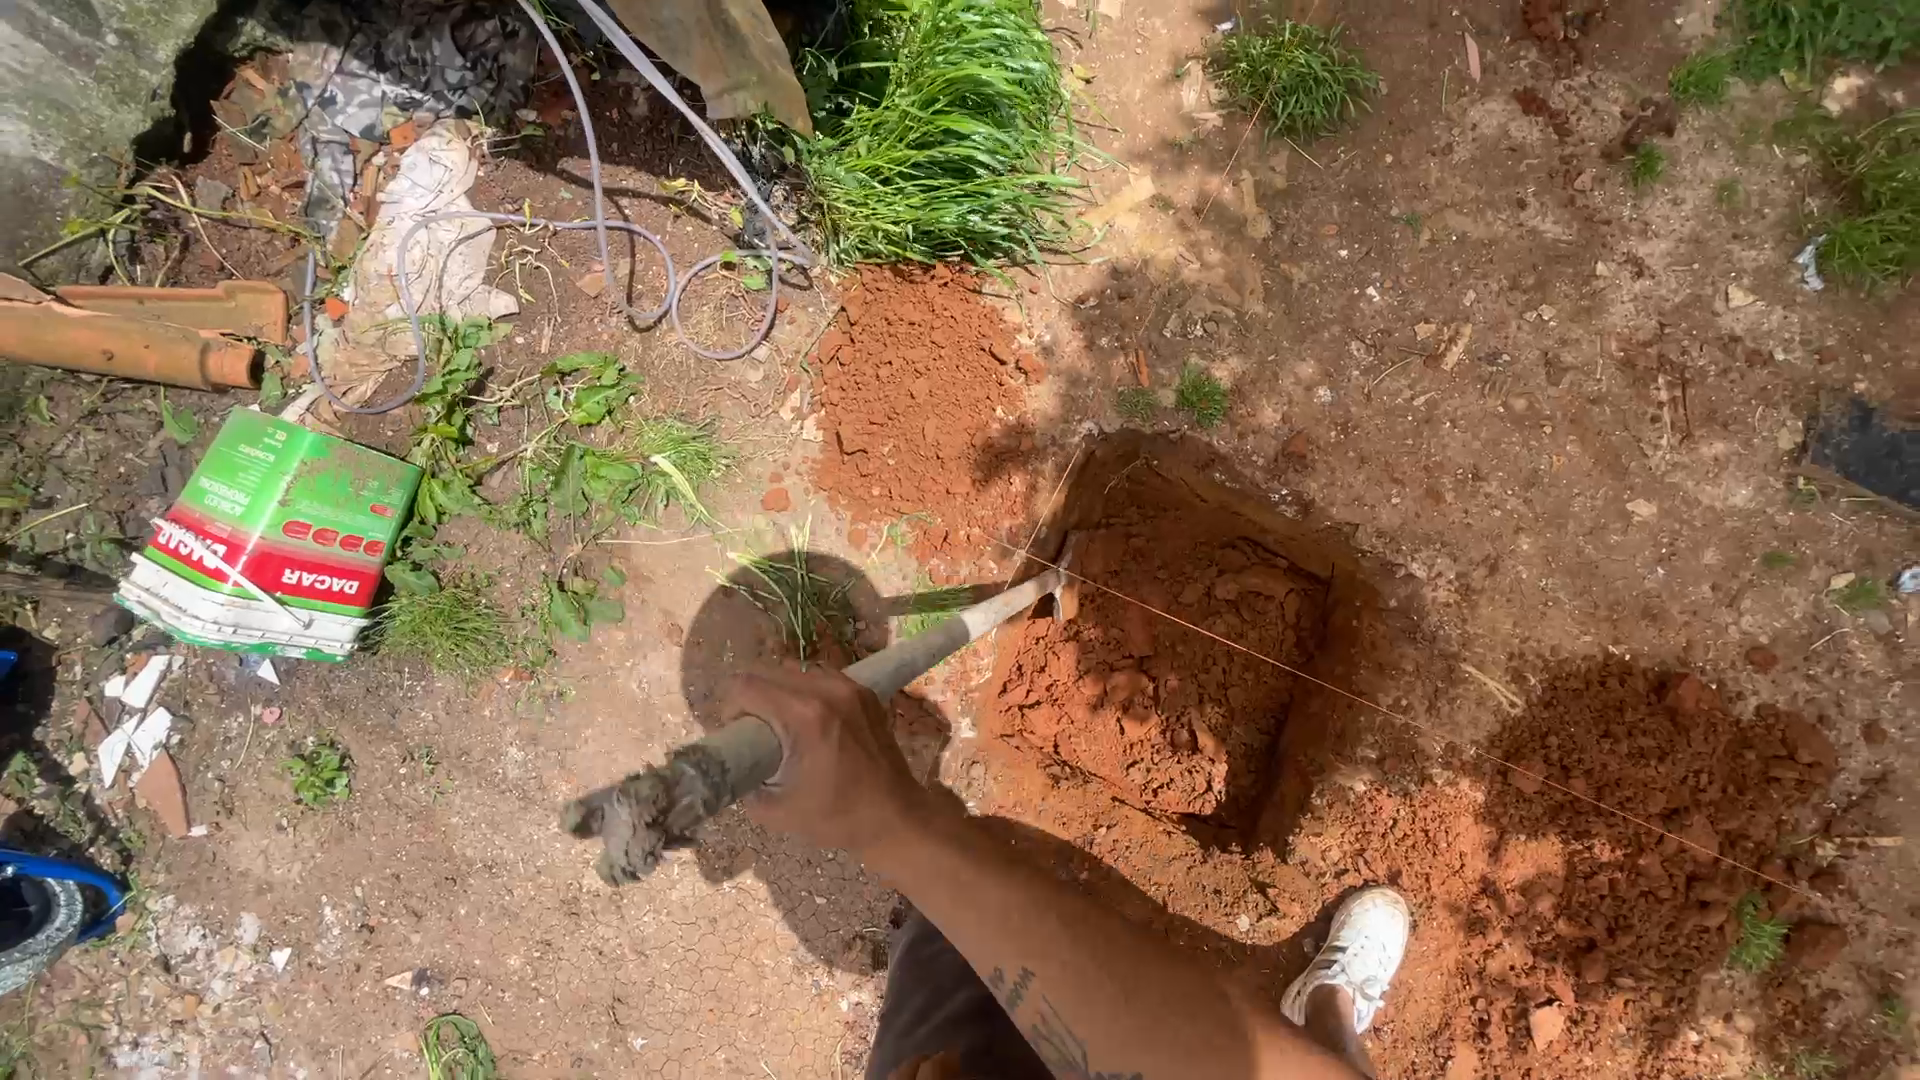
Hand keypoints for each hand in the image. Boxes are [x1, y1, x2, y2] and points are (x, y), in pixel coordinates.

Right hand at [720, 663, 939, 855]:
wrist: (895, 815)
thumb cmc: (837, 816)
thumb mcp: (777, 810)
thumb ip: (745, 783)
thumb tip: (729, 765)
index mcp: (805, 716)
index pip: (746, 686)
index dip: (729, 707)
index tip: (734, 733)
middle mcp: (827, 690)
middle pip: (769, 672)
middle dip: (752, 698)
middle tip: (754, 731)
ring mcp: (850, 687)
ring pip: (797, 670)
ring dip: (780, 691)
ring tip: (781, 723)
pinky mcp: (865, 691)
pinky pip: (823, 677)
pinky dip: (807, 690)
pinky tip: (809, 719)